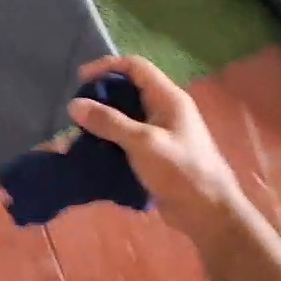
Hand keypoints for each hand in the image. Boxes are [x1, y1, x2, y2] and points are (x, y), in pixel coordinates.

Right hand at [67, 55, 249, 240]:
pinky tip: (88, 152)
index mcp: (168, 98)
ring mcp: (157, 133)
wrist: (207, 213)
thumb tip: (74, 105)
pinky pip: (123, 139)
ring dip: (98, 124)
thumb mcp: (143, 142)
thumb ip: (109, 121)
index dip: (107, 66)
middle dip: (98, 98)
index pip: (135, 67)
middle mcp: (163, 110)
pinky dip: (105, 141)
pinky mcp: (151, 153)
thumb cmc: (181, 171)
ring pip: (121, 118)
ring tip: (74, 137)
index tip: (80, 79)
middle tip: (75, 110)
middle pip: (126, 91)